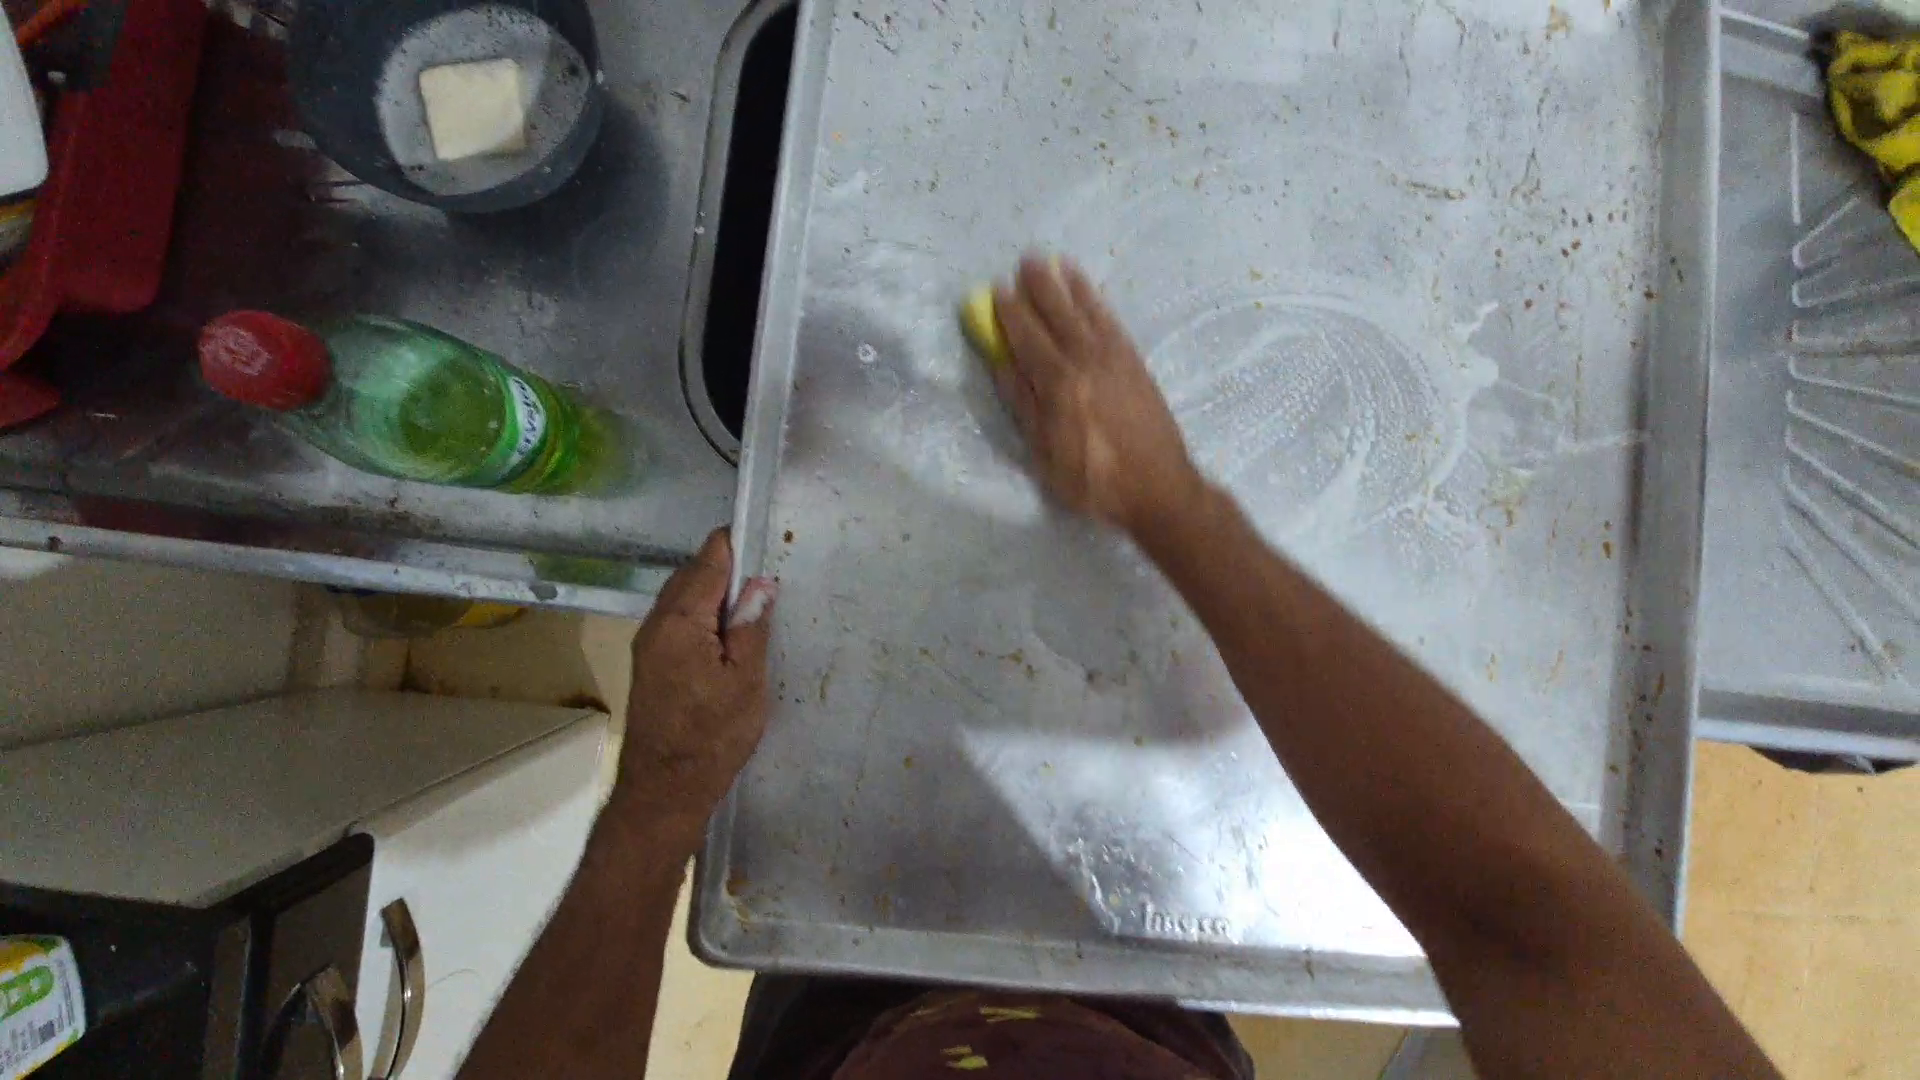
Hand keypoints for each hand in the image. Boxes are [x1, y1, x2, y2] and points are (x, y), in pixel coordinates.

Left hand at [617, 528, 777, 821]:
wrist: (664, 789)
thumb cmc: (713, 736)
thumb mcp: (746, 681)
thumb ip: (752, 626)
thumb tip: (760, 582)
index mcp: (681, 622)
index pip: (707, 562)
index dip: (733, 543)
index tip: (762, 534)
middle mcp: (656, 624)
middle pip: (690, 575)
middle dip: (725, 566)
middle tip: (766, 573)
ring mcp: (649, 644)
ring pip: (682, 597)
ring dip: (713, 590)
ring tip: (752, 601)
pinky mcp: (650, 663)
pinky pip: (677, 619)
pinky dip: (702, 612)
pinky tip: (727, 631)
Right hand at [990, 254, 1202, 536]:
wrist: (1157, 487)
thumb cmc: (1093, 480)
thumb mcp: (1045, 454)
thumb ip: (1024, 407)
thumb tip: (1002, 365)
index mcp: (1058, 385)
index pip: (1027, 339)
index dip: (1010, 314)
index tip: (997, 290)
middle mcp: (1085, 362)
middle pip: (1057, 316)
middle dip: (1039, 287)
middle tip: (1026, 261)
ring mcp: (1114, 359)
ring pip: (1086, 312)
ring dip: (1069, 286)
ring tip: (1056, 262)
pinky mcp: (1135, 363)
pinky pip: (1112, 323)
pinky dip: (1098, 303)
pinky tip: (1090, 292)